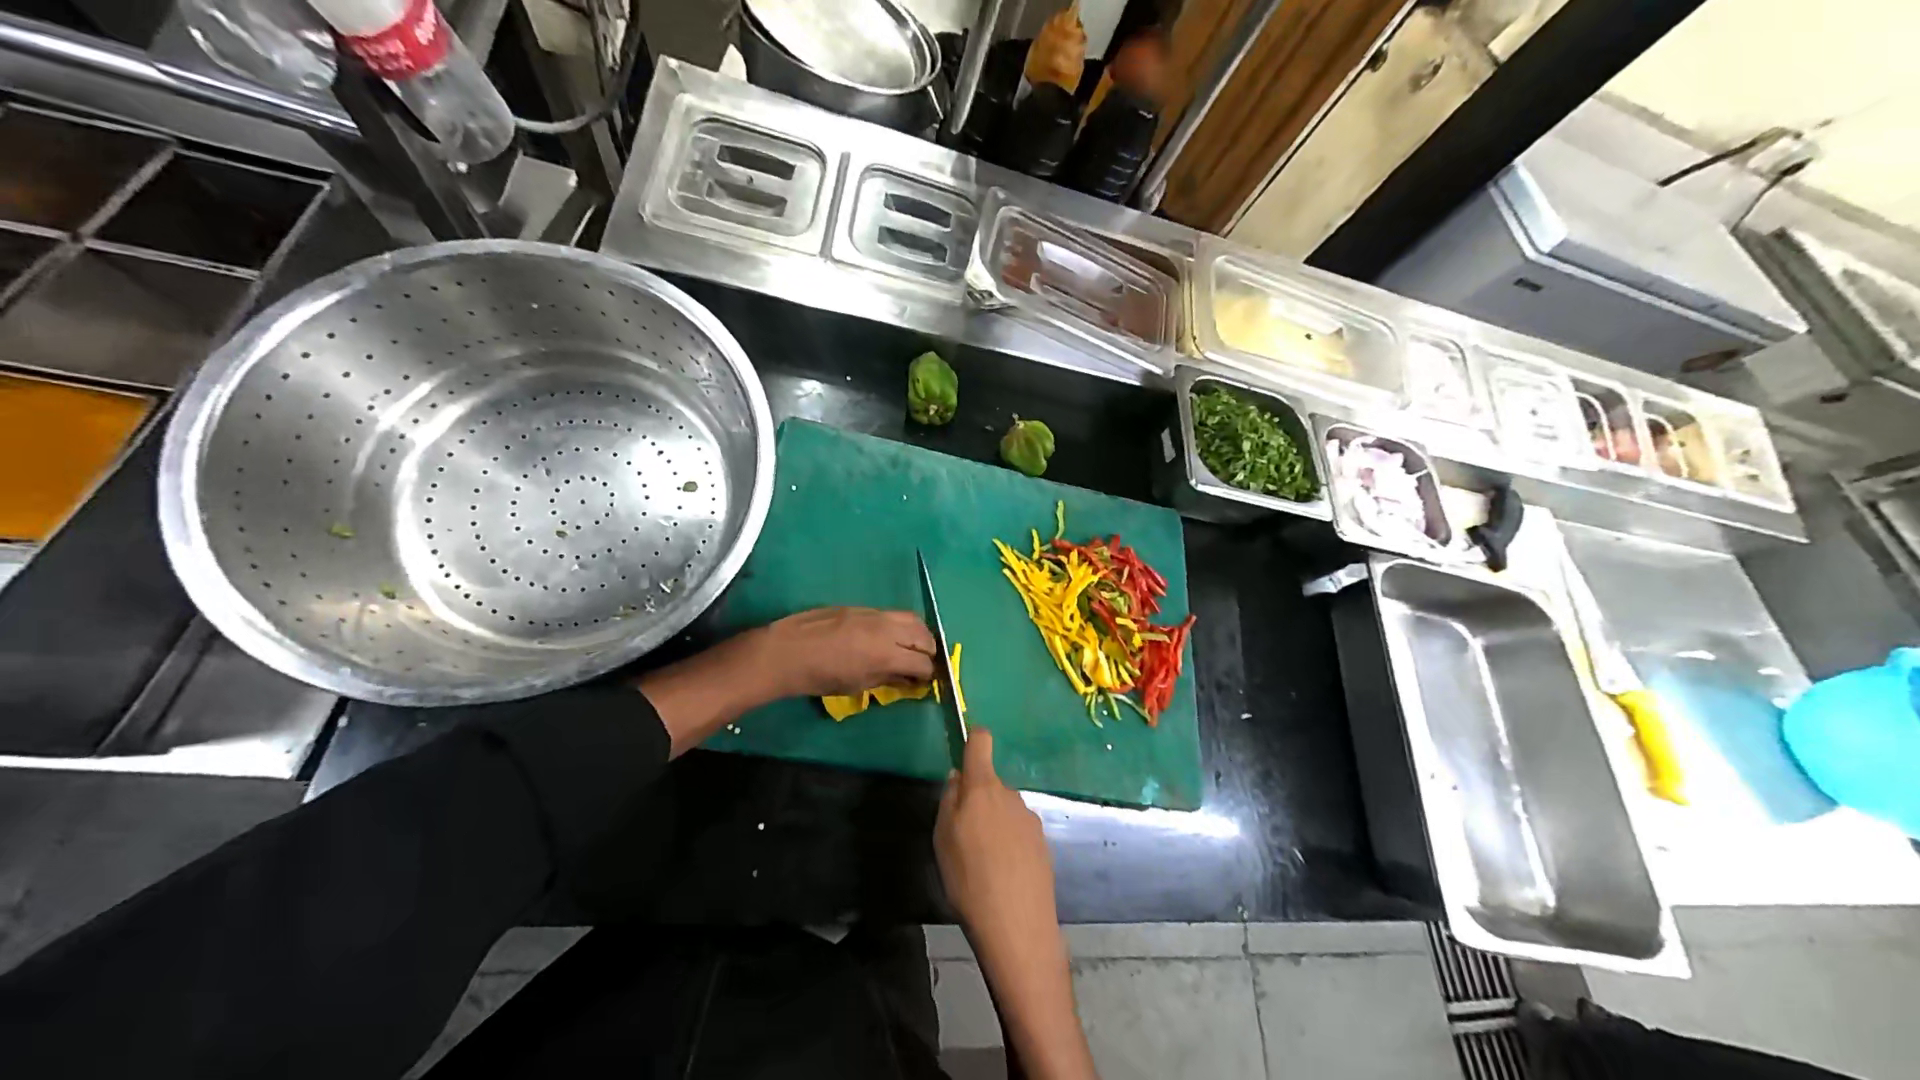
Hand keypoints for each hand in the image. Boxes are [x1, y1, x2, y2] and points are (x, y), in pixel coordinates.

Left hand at [753, 606, 936, 699]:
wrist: (788, 651)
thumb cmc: (820, 677)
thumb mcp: (858, 685)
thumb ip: (888, 679)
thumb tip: (909, 679)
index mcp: (887, 653)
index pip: (924, 662)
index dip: (929, 675)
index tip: (927, 681)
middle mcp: (887, 629)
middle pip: (924, 636)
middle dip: (929, 652)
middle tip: (923, 664)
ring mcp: (875, 614)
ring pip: (912, 618)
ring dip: (919, 634)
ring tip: (911, 647)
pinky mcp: (862, 607)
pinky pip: (891, 614)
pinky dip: (900, 625)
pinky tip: (890, 637)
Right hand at [936, 730, 1095, 1079]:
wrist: (1016, 925)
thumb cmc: (968, 878)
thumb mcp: (942, 838)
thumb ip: (949, 800)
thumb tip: (959, 778)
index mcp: (983, 788)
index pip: (981, 742)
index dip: (973, 740)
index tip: (966, 751)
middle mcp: (1011, 795)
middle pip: (990, 784)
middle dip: (977, 800)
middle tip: (962, 836)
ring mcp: (1031, 820)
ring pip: (1004, 811)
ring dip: (993, 825)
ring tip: (981, 863)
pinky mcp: (1043, 845)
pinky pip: (1018, 833)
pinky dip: (1008, 845)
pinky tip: (1002, 875)